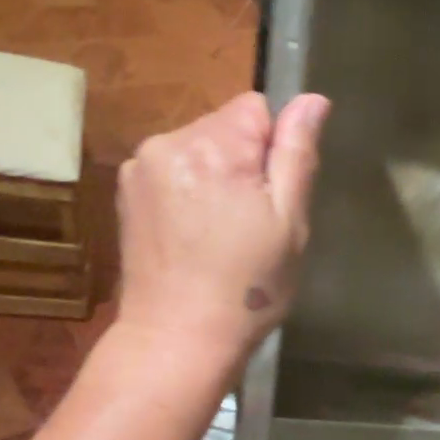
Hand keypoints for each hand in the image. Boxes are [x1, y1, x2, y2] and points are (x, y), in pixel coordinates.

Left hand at [111, 91, 330, 375]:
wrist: (177, 339)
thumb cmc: (248, 289)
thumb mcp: (290, 225)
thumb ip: (298, 155)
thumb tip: (313, 100)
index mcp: (214, 147)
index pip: (258, 109)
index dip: (276, 152)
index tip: (273, 200)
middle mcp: (169, 142)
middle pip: (225, 128)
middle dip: (244, 165)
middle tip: (252, 225)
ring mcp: (140, 167)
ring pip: (199, 150)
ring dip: (216, 179)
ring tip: (222, 236)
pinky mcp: (126, 192)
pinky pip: (173, 172)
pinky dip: (189, 194)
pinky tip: (195, 238)